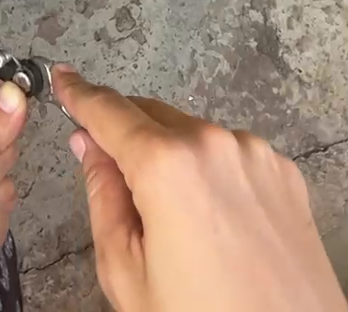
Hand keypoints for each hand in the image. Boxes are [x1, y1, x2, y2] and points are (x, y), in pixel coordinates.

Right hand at [53, 66, 347, 311]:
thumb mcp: (127, 272)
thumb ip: (102, 195)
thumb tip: (89, 145)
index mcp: (167, 165)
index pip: (107, 110)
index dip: (78, 92)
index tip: (61, 76)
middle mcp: (213, 143)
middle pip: (148, 115)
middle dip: (124, 132)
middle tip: (112, 175)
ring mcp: (255, 155)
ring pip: (189, 133)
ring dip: (168, 152)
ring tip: (174, 217)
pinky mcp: (285, 174)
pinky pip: (228, 153)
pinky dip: (209, 169)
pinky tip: (215, 219)